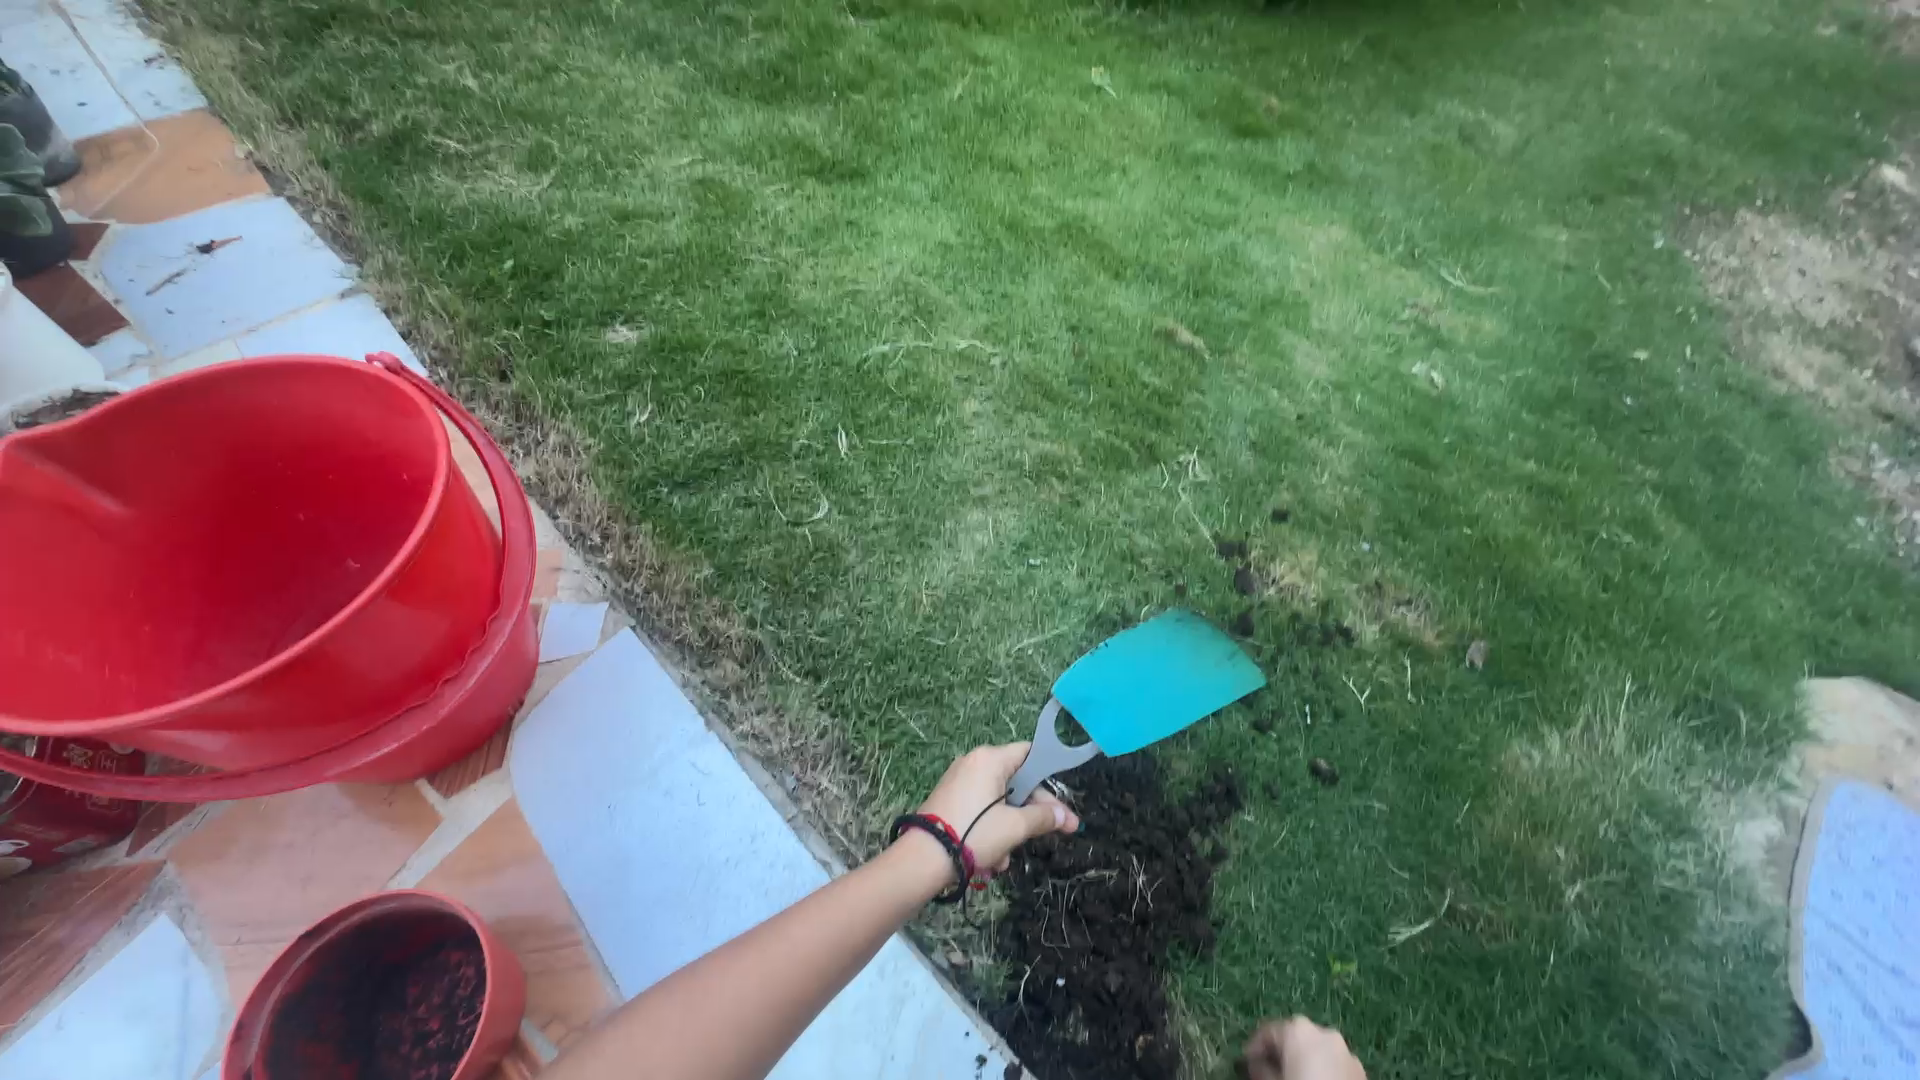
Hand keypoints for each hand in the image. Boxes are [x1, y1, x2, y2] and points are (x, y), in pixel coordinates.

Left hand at [916, 743, 1079, 874]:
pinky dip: (990, 830)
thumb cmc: (973, 834)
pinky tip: (991, 859)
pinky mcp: (949, 801)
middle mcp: (973, 763)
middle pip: (1016, 782)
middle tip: (1057, 833)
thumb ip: (1042, 817)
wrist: (923, 858)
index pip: (1029, 754)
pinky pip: (980, 810)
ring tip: (1006, 857)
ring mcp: (958, 782)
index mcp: (989, 759)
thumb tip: (1063, 816)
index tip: (1062, 801)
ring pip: (998, 802)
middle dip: (1032, 813)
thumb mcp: (1014, 827)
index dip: (1049, 778)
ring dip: (1009, 829)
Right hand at [1242, 1017, 1364, 1079]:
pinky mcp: (1360, 1070)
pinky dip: (1322, 1070)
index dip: (1254, 1047)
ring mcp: (1345, 1050)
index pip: (1267, 1031)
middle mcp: (1322, 1032)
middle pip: (1294, 1037)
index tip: (1246, 1062)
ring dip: (1303, 1061)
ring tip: (1294, 1077)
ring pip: (1315, 1049)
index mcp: (1297, 1030)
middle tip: (1269, 1070)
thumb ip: (1260, 1068)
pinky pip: (1333, 1063)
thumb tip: (1256, 1062)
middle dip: (1281, 1053)